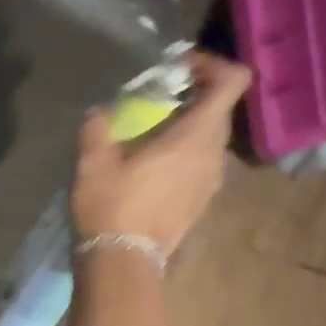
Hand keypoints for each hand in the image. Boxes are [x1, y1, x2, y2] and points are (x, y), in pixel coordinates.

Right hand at [69, 51, 252, 257]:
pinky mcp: (201, 200)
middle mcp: (214, 152)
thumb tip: (99, 111)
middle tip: (154, 102)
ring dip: (185, 129)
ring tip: (147, 138)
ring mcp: (212, 179)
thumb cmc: (110, 206)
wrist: (122, 260)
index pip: (234, 80)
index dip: (212, 65)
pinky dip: (182, 155)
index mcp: (196, 135)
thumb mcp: (92, 164)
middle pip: (219, 109)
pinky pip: (199, 164)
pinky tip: (148, 169)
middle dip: (192, 98)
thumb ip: (97, 129)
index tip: (179, 68)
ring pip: (209, 139)